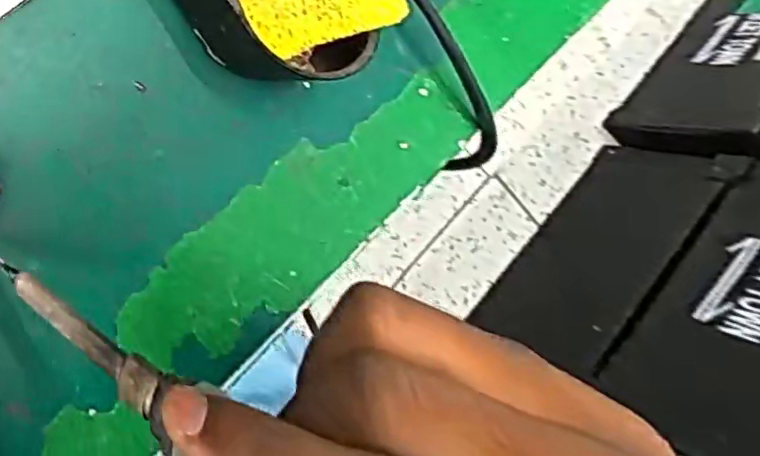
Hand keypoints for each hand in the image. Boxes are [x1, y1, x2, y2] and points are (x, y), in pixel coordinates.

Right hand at [160, 283, 672, 455]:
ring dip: (328, 373)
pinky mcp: (561, 382)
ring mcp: (576, 410)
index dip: (260, 439)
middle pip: (371, 380)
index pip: (361, 441)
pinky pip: (419, 316)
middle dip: (296, 415)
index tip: (183, 421)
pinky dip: (369, 352)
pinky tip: (381, 409)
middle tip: (272, 444)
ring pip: (381, 318)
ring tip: (335, 427)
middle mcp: (565, 450)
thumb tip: (209, 431)